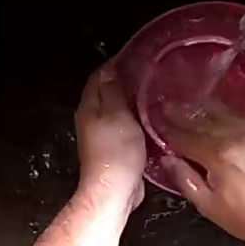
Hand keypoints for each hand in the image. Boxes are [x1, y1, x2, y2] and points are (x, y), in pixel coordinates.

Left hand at [74, 62, 146, 215]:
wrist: (113, 190)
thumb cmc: (116, 152)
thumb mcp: (116, 114)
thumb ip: (113, 90)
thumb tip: (110, 68)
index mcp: (89, 107)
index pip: (99, 76)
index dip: (116, 63)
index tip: (138, 55)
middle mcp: (91, 119)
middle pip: (107, 92)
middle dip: (126, 80)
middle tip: (151, 71)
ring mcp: (101, 135)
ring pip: (117, 110)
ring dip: (133, 101)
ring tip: (155, 91)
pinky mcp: (114, 149)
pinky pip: (125, 127)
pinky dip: (137, 119)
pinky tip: (153, 118)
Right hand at [157, 61, 244, 245]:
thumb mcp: (209, 206)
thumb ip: (186, 180)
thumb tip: (169, 161)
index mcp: (216, 155)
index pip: (184, 137)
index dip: (167, 129)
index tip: (156, 120)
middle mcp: (237, 137)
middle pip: (204, 121)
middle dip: (183, 113)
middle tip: (168, 103)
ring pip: (230, 111)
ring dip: (211, 102)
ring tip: (197, 96)